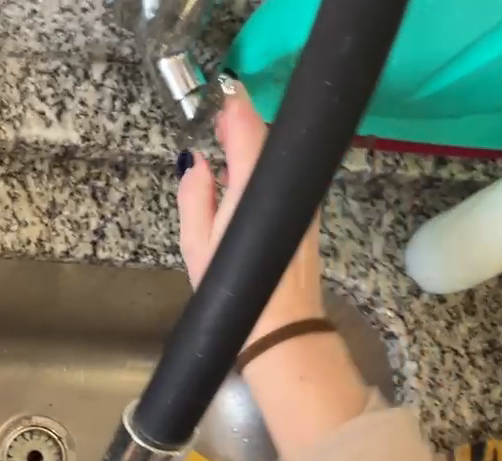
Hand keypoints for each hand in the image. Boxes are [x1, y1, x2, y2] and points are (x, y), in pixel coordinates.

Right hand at [176, 85, 325, 343]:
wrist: (279, 324)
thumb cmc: (232, 287)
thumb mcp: (196, 245)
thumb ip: (194, 198)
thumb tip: (195, 164)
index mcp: (253, 183)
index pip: (249, 128)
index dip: (235, 108)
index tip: (222, 97)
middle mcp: (284, 183)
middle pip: (266, 142)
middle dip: (244, 127)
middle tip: (222, 122)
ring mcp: (301, 200)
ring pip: (277, 163)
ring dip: (256, 152)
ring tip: (231, 151)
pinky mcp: (307, 218)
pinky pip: (283, 182)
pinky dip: (265, 175)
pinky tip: (248, 187)